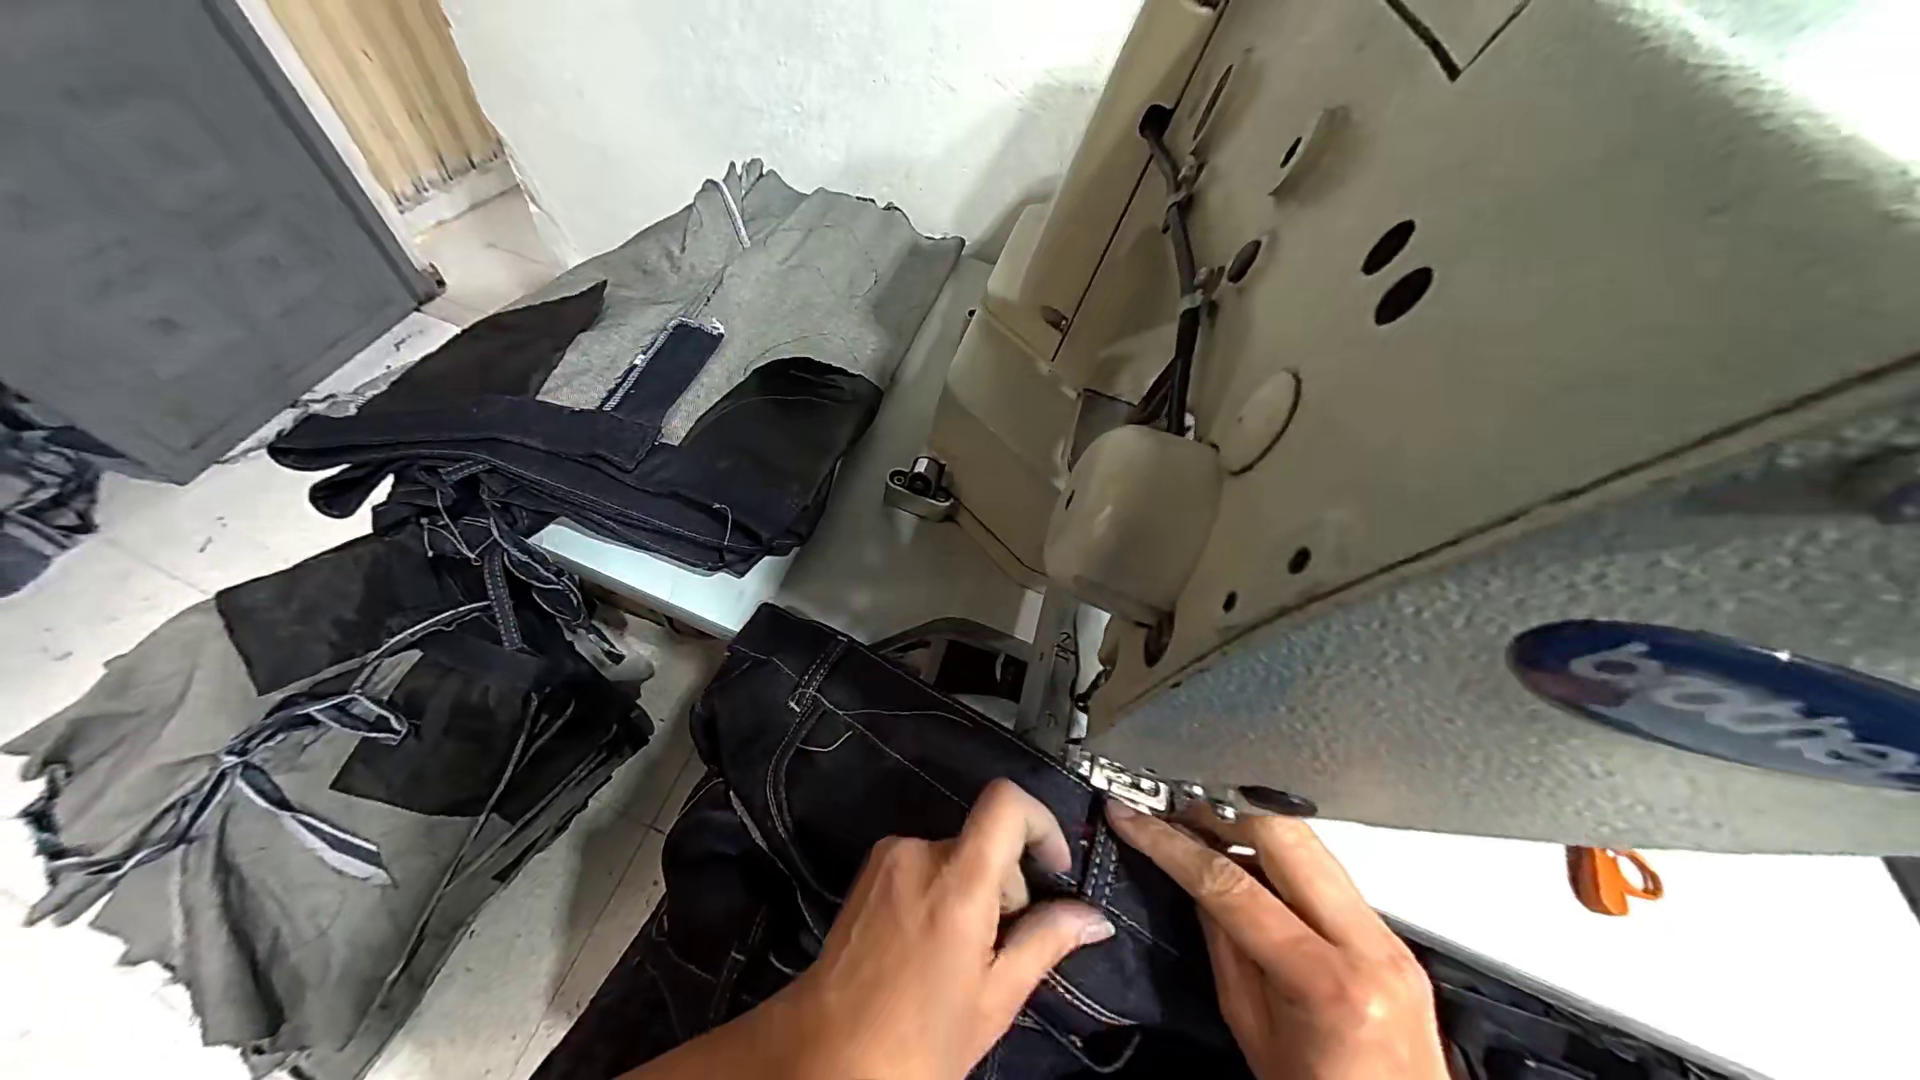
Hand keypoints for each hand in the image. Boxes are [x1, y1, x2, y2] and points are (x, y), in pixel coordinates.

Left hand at [632, 779, 1112, 1079]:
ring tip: (963, 951)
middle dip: (1007, 882)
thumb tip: (1095, 918)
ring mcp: (890, 854)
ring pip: (958, 852)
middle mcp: (919, 850)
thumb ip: (1047, 941)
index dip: (1041, 822)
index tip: (1052, 867)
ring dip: (975, 888)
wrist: (824, 1053)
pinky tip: (933, 941)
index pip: (1006, 802)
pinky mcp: (871, 865)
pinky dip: (943, 887)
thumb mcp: (995, 996)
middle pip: (986, 838)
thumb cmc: (917, 1037)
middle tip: (1000, 943)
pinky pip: (926, 859)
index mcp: (956, 880)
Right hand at [1105, 801, 1449, 1079]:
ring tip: (1205, 835)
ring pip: (1308, 841)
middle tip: (1175, 815)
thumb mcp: (1249, 1026)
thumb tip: (1192, 875)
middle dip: (1219, 814)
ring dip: (1248, 828)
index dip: (1171, 844)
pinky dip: (1278, 855)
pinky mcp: (1393, 935)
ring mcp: (1389, 937)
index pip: (1232, 884)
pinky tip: (1249, 865)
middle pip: (1282, 835)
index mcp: (1328, 984)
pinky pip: (1326, 869)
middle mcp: (1370, 948)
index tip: (1133, 819)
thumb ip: (1221, 942)